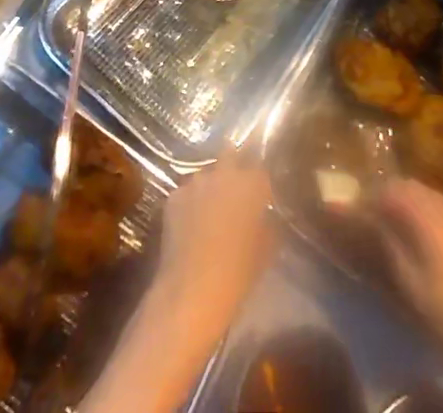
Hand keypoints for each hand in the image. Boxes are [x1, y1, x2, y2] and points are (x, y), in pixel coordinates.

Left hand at [156, 152, 275, 331]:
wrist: (193, 288)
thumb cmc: (239, 270)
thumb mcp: (267, 247)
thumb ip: (268, 221)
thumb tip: (266, 214)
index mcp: (252, 183)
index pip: (261, 165)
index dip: (260, 177)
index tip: (261, 188)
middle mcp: (223, 173)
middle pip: (230, 154)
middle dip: (235, 162)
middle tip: (236, 183)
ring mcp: (195, 183)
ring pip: (206, 174)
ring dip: (211, 184)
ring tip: (211, 205)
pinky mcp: (173, 196)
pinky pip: (186, 192)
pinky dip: (190, 201)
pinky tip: (190, 221)